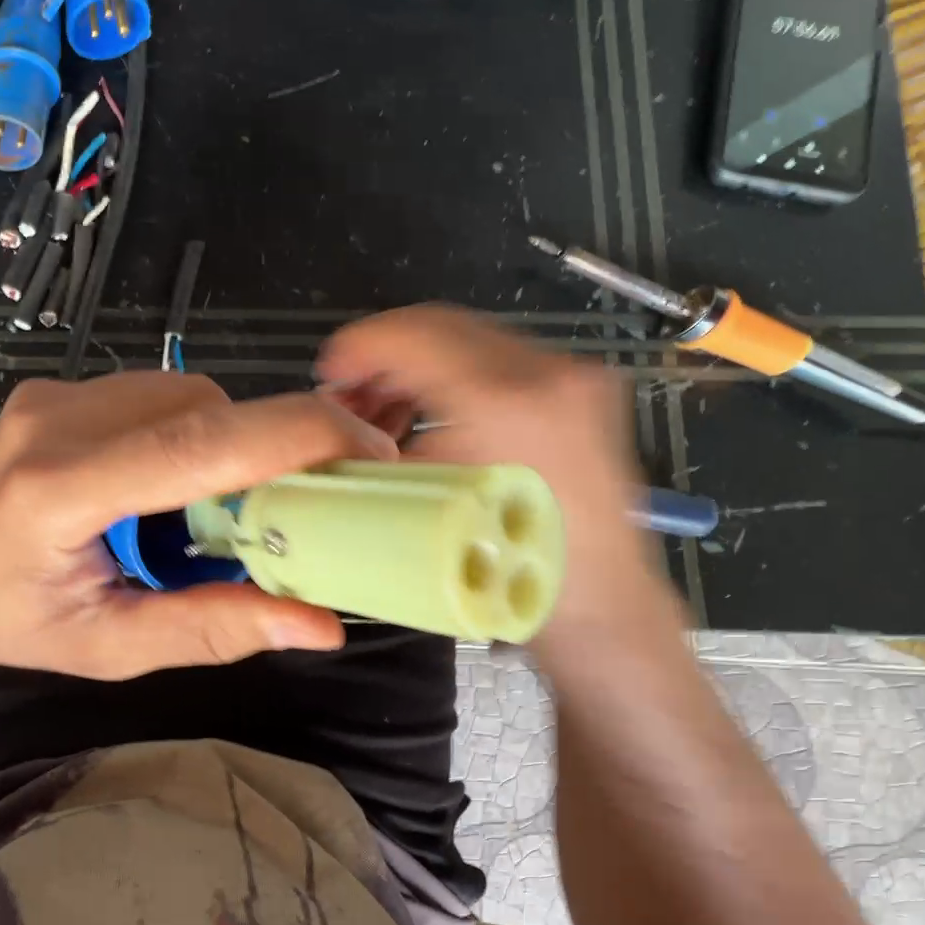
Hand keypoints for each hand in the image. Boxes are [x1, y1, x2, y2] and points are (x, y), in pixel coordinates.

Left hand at [0, 373, 400, 681]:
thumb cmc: (16, 625)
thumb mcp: (111, 646)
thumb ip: (210, 628)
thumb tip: (320, 623)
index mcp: (56, 490)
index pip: (192, 444)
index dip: (291, 437)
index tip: (369, 452)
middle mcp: (48, 423)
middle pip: (196, 405)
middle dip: (259, 447)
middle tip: (279, 510)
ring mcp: (44, 396)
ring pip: (177, 391)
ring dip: (218, 439)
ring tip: (204, 508)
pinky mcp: (47, 391)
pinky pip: (146, 393)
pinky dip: (181, 429)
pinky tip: (162, 482)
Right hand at [316, 304, 677, 648]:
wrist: (597, 600)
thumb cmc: (497, 563)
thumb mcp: (411, 502)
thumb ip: (365, 452)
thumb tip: (328, 428)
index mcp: (499, 399)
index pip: (409, 335)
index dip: (355, 347)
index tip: (327, 376)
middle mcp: (544, 372)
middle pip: (439, 324)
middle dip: (381, 353)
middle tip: (348, 393)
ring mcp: (571, 377)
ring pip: (467, 337)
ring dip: (413, 362)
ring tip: (382, 407)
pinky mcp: (581, 390)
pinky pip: (496, 357)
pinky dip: (449, 373)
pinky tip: (424, 412)